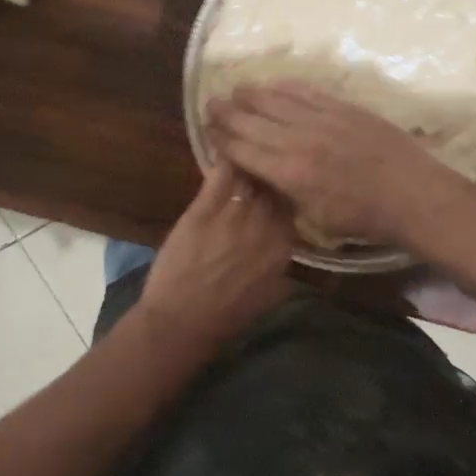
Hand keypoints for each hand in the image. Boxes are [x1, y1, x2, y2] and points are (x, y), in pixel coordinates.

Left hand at [140, 161, 295, 344]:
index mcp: (283, 250)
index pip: (293, 210)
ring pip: (250, 178)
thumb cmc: (226, 317)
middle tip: (265, 172)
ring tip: (248, 159)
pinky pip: (220, 175)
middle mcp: (264, 227)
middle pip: (274, 189)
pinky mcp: (202, 208)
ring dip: (251, 168)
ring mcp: (232, 214)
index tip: (282, 192)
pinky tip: (225, 153)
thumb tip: (291, 252)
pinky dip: (225, 163)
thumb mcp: (270, 297)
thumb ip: (285, 271)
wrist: (181, 321)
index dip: (287, 198)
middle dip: (271, 179)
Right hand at [205, 81, 471, 244]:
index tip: (207, 130)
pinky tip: (273, 84)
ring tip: (235, 89)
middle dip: (228, 112)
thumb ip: (287, 193)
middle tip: (210, 103)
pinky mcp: (344, 108)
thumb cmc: (364, 219)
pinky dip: (286, 86)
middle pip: (254, 121)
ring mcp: (323, 120)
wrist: (412, 196)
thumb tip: (265, 175)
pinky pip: (308, 92)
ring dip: (252, 94)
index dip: (222, 139)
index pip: (244, 151)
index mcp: (289, 174)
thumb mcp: (316, 219)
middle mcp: (300, 141)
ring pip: (277, 101)